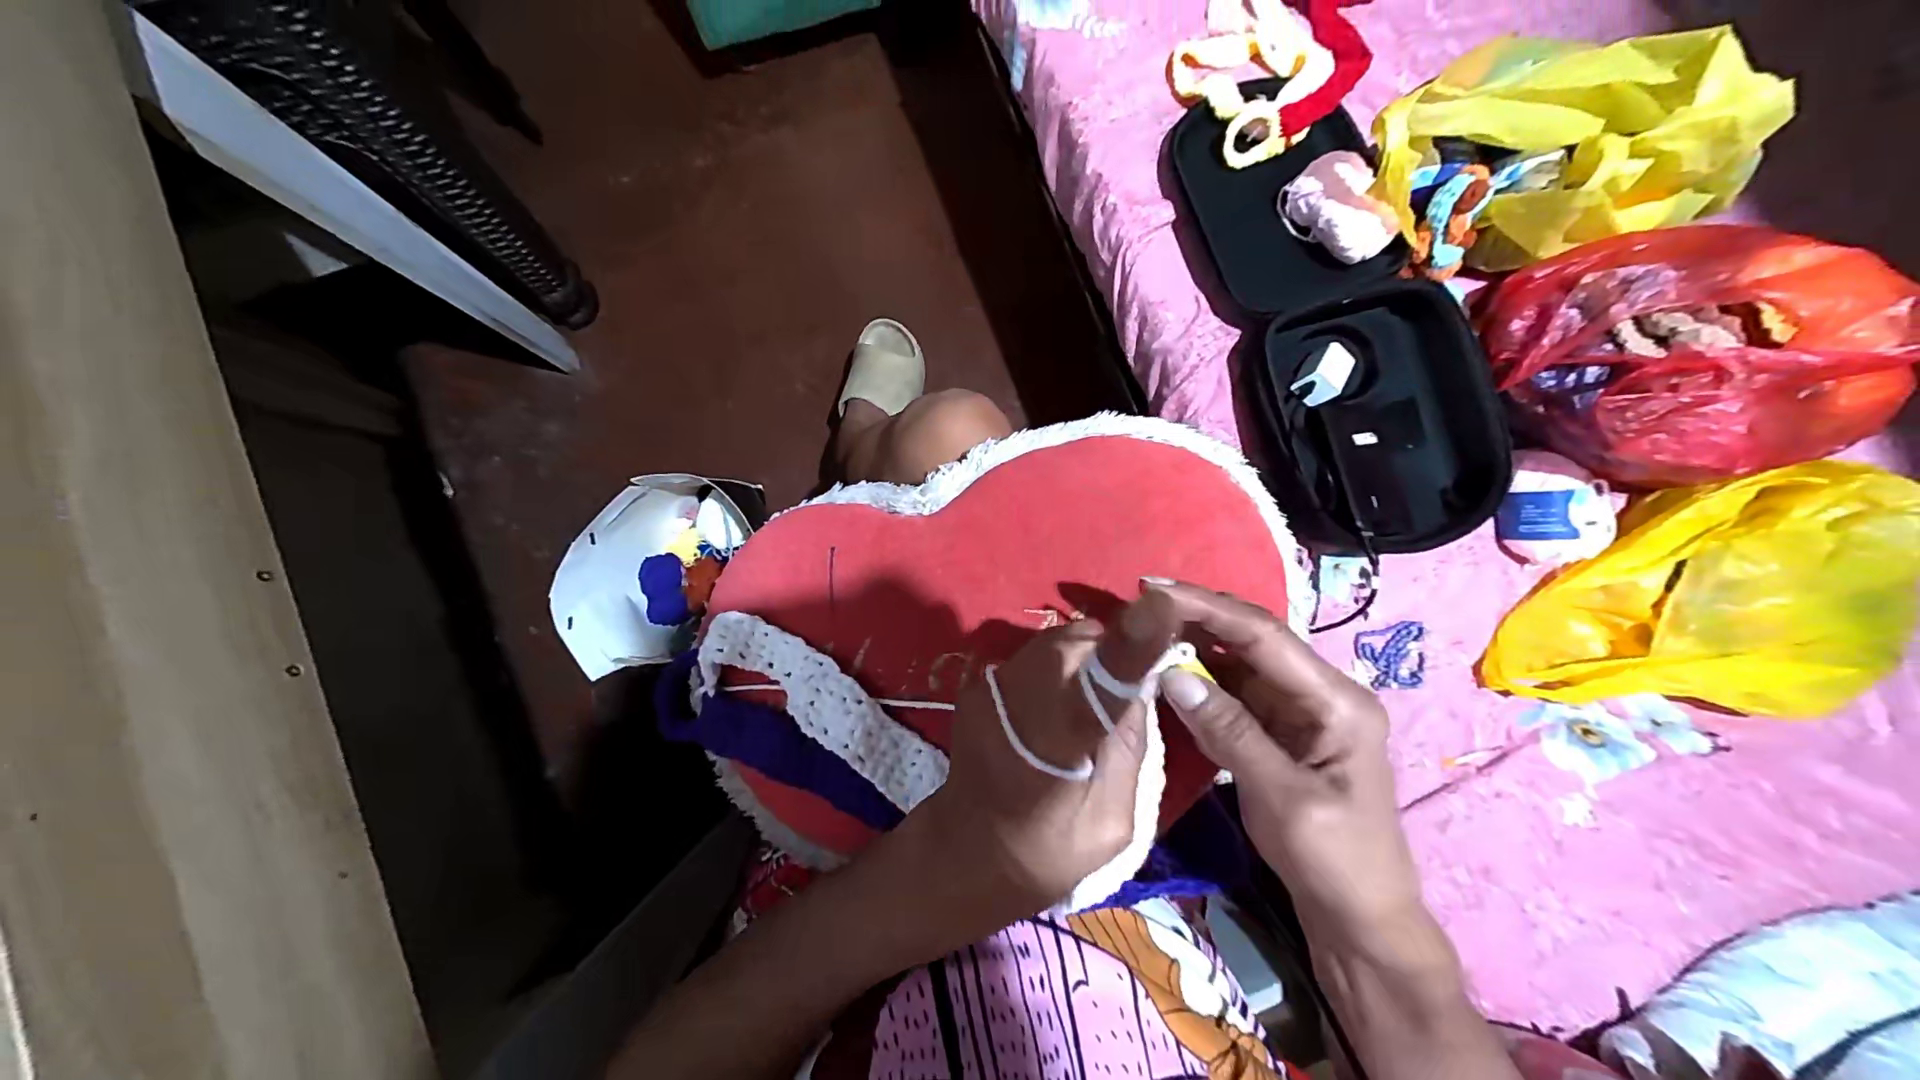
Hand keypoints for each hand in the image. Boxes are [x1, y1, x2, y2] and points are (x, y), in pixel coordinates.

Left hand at [892, 607, 1172, 937]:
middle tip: (1125, 687)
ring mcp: (991, 688)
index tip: (1163, 605)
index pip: (1097, 687)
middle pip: (1079, 645)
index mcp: (1056, 750)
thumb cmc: (1049, 851)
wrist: (966, 850)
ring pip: (1056, 640)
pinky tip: (1059, 698)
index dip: (1131, 645)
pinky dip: (1059, 663)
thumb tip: (1143, 683)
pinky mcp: (980, 682)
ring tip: (1091, 695)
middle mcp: (1017, 705)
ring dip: (1085, 654)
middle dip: (1111, 652)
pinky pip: (1035, 652)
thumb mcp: (1112, 822)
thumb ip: (1128, 747)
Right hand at [1134, 580, 1425, 945]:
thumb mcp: (1283, 797)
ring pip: (1236, 662)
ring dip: (1192, 646)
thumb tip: (1172, 673)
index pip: (1264, 636)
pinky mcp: (1275, 730)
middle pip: (1251, 639)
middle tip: (1140, 602)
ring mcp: (1295, 710)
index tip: (1156, 589)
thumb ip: (1230, 731)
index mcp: (1335, 700)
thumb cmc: (1335, 859)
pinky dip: (1197, 681)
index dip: (1209, 607)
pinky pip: (1230, 693)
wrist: (1359, 917)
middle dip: (1197, 617)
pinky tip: (1164, 672)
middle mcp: (1317, 692)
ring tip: (1143, 630)